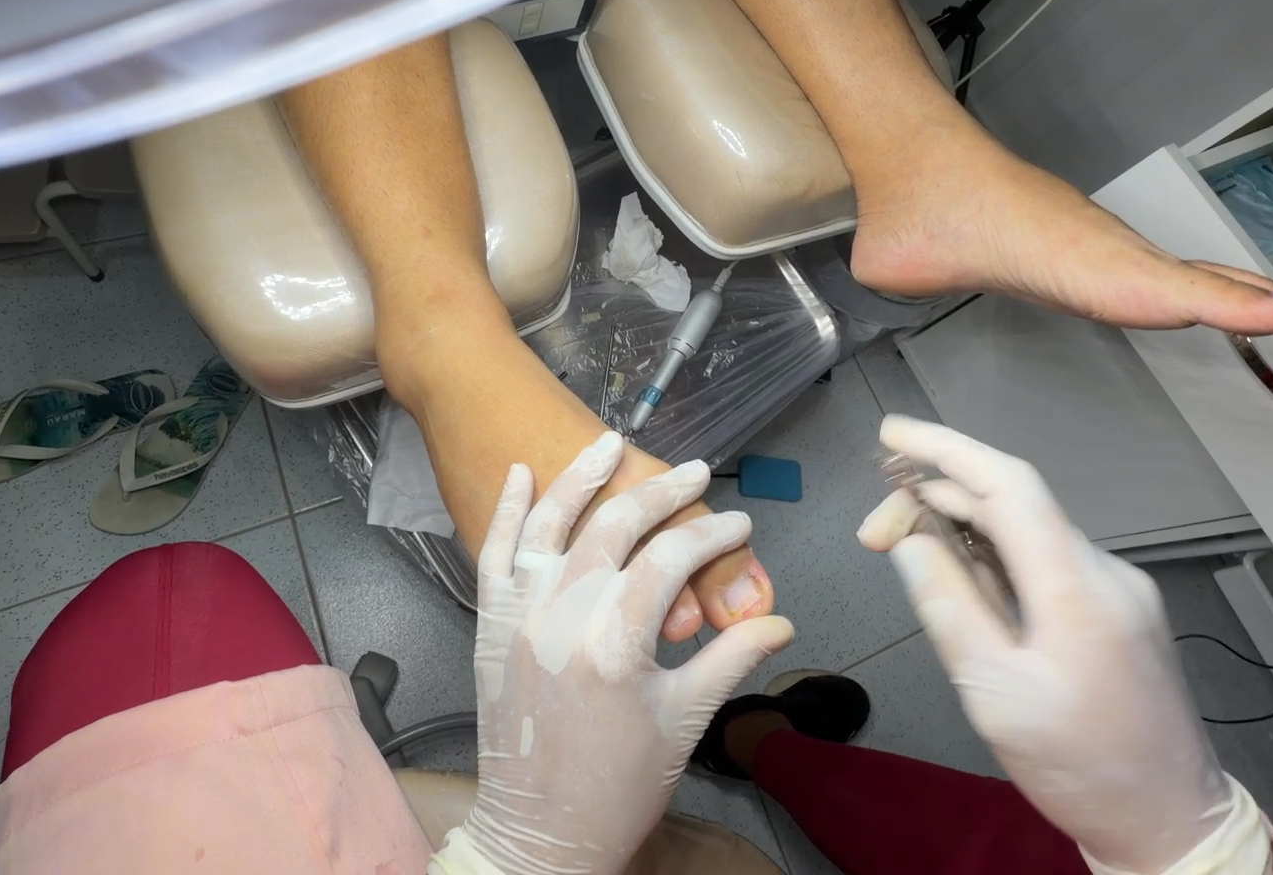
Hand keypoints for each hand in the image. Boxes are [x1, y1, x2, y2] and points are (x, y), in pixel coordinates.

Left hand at [429, 433, 793, 874]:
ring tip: (612, 441)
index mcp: (616, 645)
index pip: (670, 561)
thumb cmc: (620, 783)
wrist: (539, 832)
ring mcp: (519, 613)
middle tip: (697, 471)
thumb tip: (782, 620)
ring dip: (581, 477)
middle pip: (615, 527)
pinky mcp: (490, 620)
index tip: (741, 525)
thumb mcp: (686, 721)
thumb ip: (732, 658)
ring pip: (550, 524)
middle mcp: (562, 616)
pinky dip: (508, 509)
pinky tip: (523, 471)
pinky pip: (494, 551)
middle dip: (662, 493)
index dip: (713, 537)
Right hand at [861, 416, 1269, 874]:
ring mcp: (1111, 586)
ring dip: (954, 527)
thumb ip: (948, 606)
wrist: (1172, 827)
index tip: (889, 433)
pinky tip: (955, 573)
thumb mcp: (994, 692)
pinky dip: (985, 551)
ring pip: (1019, 529)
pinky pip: (1036, 556)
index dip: (945, 449)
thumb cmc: (1078, 765)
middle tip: (871, 537)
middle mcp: (1102, 570)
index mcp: (1078, 588)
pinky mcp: (1109, 605)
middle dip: (929, 501)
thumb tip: (909, 541)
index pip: (1008, 485)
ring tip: (899, 549)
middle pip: (1005, 505)